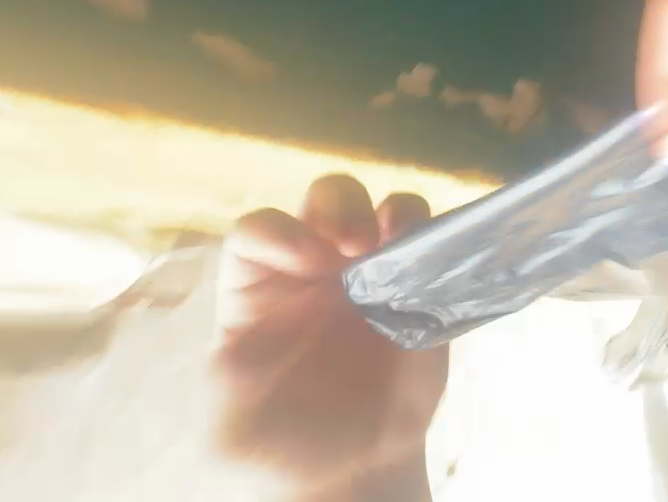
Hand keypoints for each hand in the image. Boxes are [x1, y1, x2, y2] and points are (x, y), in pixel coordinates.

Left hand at [214, 175, 445, 501]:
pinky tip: (431, 256)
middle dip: (342, 206)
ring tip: (395, 248)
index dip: (280, 232)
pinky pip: (437, 238)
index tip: (309, 263)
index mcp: (262, 292)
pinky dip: (438, 233)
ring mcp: (378, 272)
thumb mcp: (229, 426)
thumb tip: (256, 328)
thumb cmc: (281, 450)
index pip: (259, 232)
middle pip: (328, 197)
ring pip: (390, 206)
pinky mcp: (425, 284)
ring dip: (395, 213)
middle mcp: (322, 269)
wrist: (353, 469)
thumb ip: (232, 373)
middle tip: (354, 246)